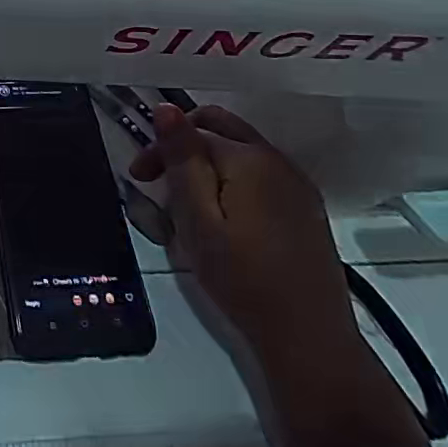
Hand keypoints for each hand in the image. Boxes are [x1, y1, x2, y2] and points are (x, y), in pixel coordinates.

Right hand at [128, 104, 355, 356]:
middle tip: (159, 178)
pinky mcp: (305, 208)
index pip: (191, 132)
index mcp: (250, 159)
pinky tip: (221, 214)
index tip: (138, 180)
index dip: (158, 150)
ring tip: (186, 201)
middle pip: (220, 127)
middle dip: (184, 142)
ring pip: (239, 149)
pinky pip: (259, 172)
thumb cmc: (242, 277)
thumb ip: (182, 159)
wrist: (309, 339)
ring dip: (206, 160)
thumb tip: (166, 107)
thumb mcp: (197, 218)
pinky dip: (231, 177)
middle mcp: (278, 161)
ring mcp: (297, 185)